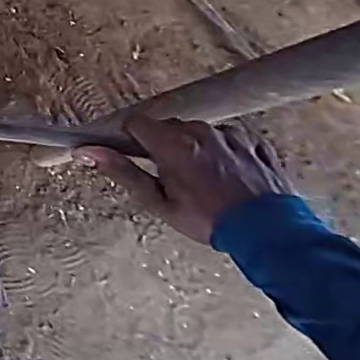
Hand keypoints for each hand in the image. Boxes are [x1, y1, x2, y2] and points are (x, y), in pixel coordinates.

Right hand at [73, 117, 291, 244]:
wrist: (275, 237)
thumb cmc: (211, 221)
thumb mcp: (157, 201)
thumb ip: (120, 170)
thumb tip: (84, 150)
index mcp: (172, 143)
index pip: (135, 122)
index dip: (132, 138)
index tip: (138, 156)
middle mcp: (201, 132)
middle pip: (168, 127)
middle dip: (164, 144)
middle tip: (172, 174)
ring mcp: (232, 136)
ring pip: (198, 131)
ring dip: (194, 147)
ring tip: (205, 177)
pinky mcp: (257, 144)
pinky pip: (229, 137)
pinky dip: (224, 150)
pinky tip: (228, 173)